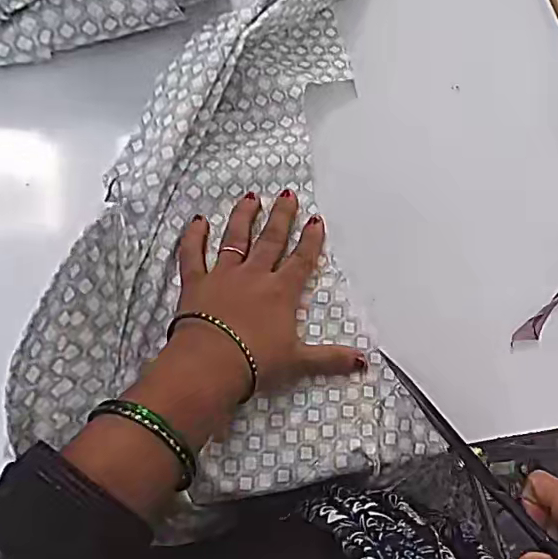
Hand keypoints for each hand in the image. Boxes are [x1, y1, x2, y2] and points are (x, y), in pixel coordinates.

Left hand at [62, 191, 362, 519]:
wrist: (210, 364)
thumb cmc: (257, 363)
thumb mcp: (299, 362)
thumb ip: (331, 358)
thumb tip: (364, 362)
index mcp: (281, 292)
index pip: (301, 260)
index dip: (310, 240)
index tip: (316, 220)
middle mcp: (254, 276)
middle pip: (271, 240)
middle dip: (281, 217)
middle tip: (287, 194)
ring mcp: (223, 276)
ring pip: (235, 239)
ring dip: (244, 217)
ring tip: (250, 197)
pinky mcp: (196, 283)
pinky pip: (193, 255)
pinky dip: (194, 237)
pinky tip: (198, 221)